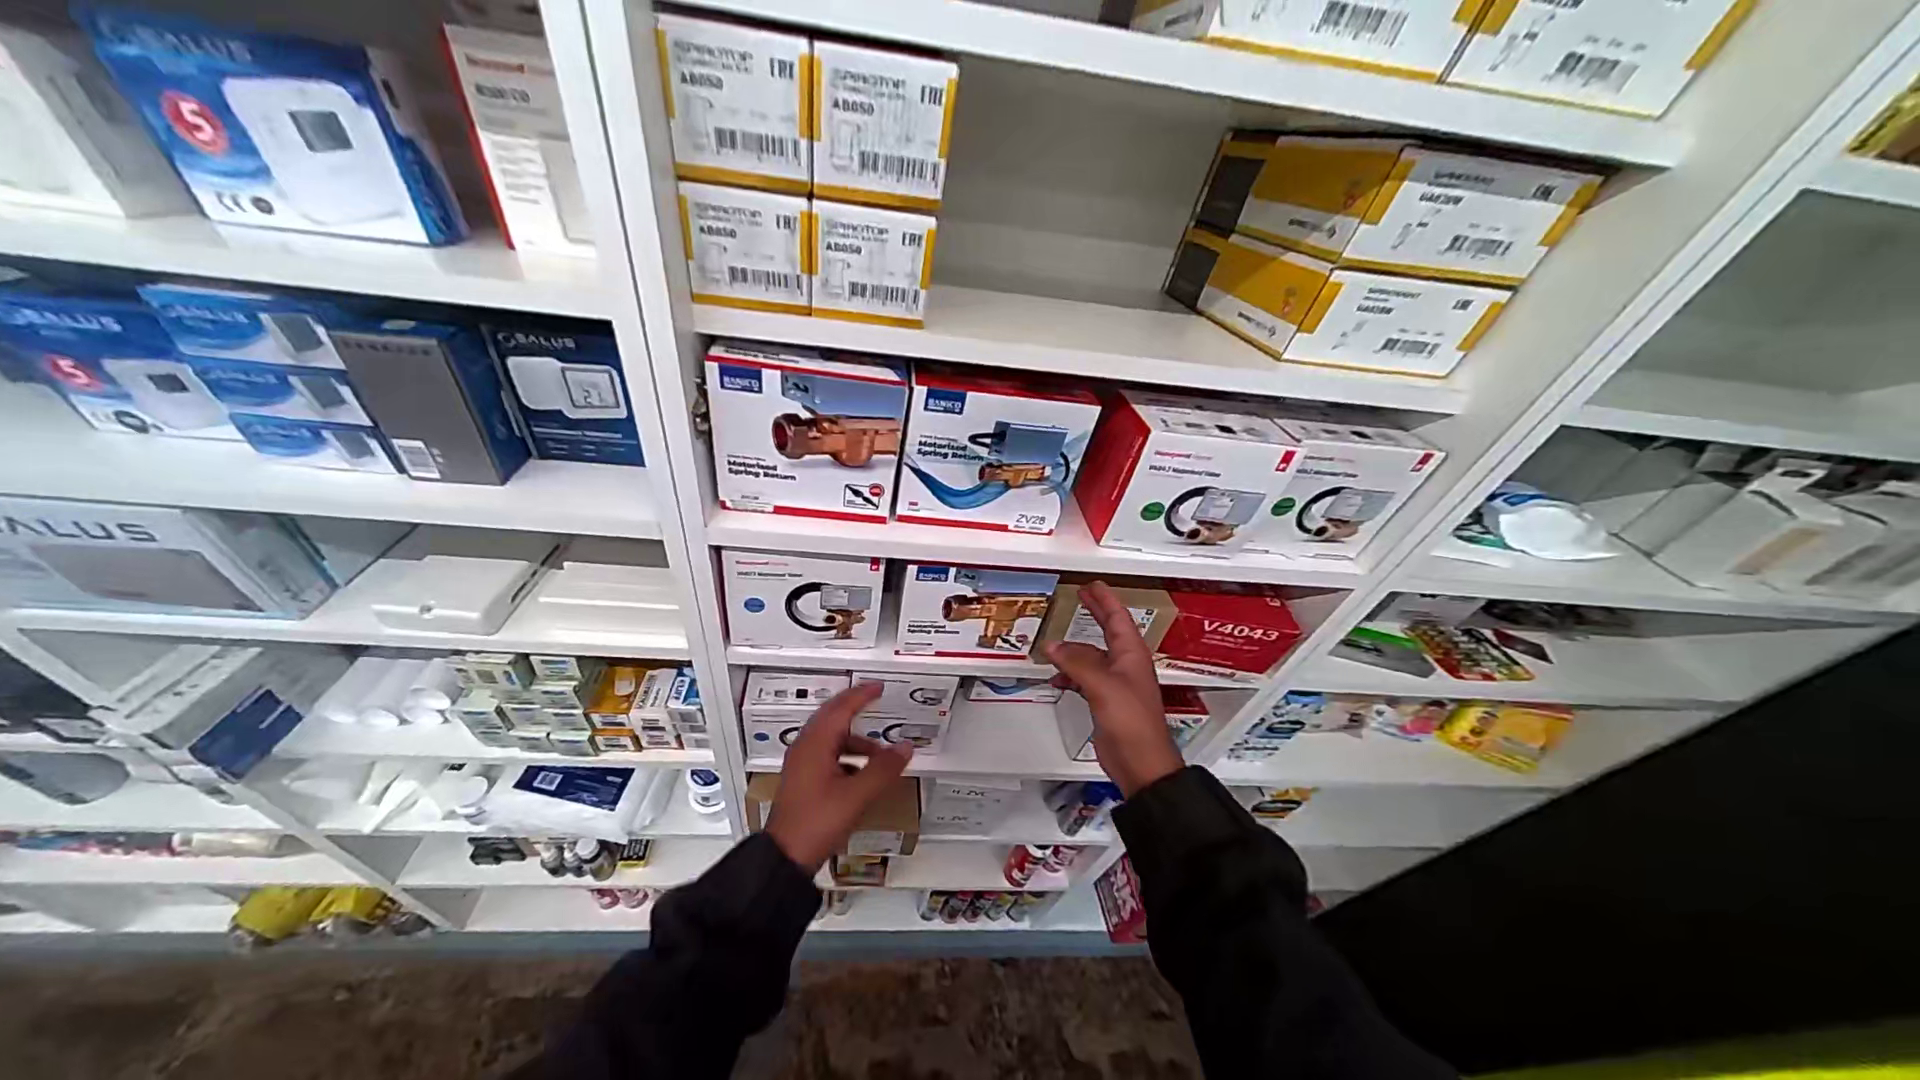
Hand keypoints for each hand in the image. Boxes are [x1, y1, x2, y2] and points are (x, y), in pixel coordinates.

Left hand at [764, 683, 912, 872]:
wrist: (785, 857)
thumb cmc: (815, 823)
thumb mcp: (857, 795)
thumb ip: (883, 769)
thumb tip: (904, 748)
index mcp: (815, 744)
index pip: (841, 708)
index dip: (861, 695)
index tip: (877, 687)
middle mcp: (805, 748)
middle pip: (832, 717)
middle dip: (856, 709)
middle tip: (875, 702)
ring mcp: (802, 764)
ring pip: (831, 738)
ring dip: (855, 739)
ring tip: (878, 752)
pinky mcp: (803, 779)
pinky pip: (828, 753)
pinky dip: (847, 754)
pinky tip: (861, 772)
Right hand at [1045, 580, 1183, 796]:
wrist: (1140, 762)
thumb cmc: (1133, 724)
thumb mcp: (1103, 686)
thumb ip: (1077, 663)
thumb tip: (1055, 647)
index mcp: (1132, 655)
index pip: (1118, 618)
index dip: (1106, 600)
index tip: (1094, 586)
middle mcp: (1125, 666)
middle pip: (1108, 632)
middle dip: (1095, 614)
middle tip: (1083, 597)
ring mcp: (1116, 684)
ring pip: (1092, 657)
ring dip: (1074, 649)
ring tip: (1056, 642)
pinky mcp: (1106, 702)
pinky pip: (1084, 679)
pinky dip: (1070, 674)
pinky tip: (1058, 677)